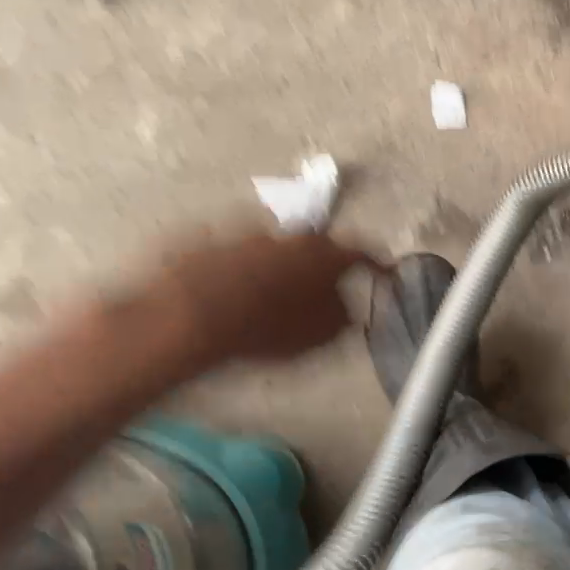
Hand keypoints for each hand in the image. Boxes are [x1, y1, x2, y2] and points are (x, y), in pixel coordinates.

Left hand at [147, 231, 379, 365]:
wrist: (183, 319)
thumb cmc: (264, 329)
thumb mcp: (320, 336)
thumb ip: (343, 317)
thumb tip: (347, 308)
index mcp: (324, 252)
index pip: (364, 253)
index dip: (379, 267)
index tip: (386, 276)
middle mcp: (287, 234)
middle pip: (313, 247)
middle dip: (319, 267)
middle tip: (318, 293)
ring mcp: (240, 233)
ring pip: (270, 250)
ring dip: (276, 267)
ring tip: (268, 297)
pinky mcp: (199, 241)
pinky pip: (227, 255)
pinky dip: (234, 269)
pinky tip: (228, 293)